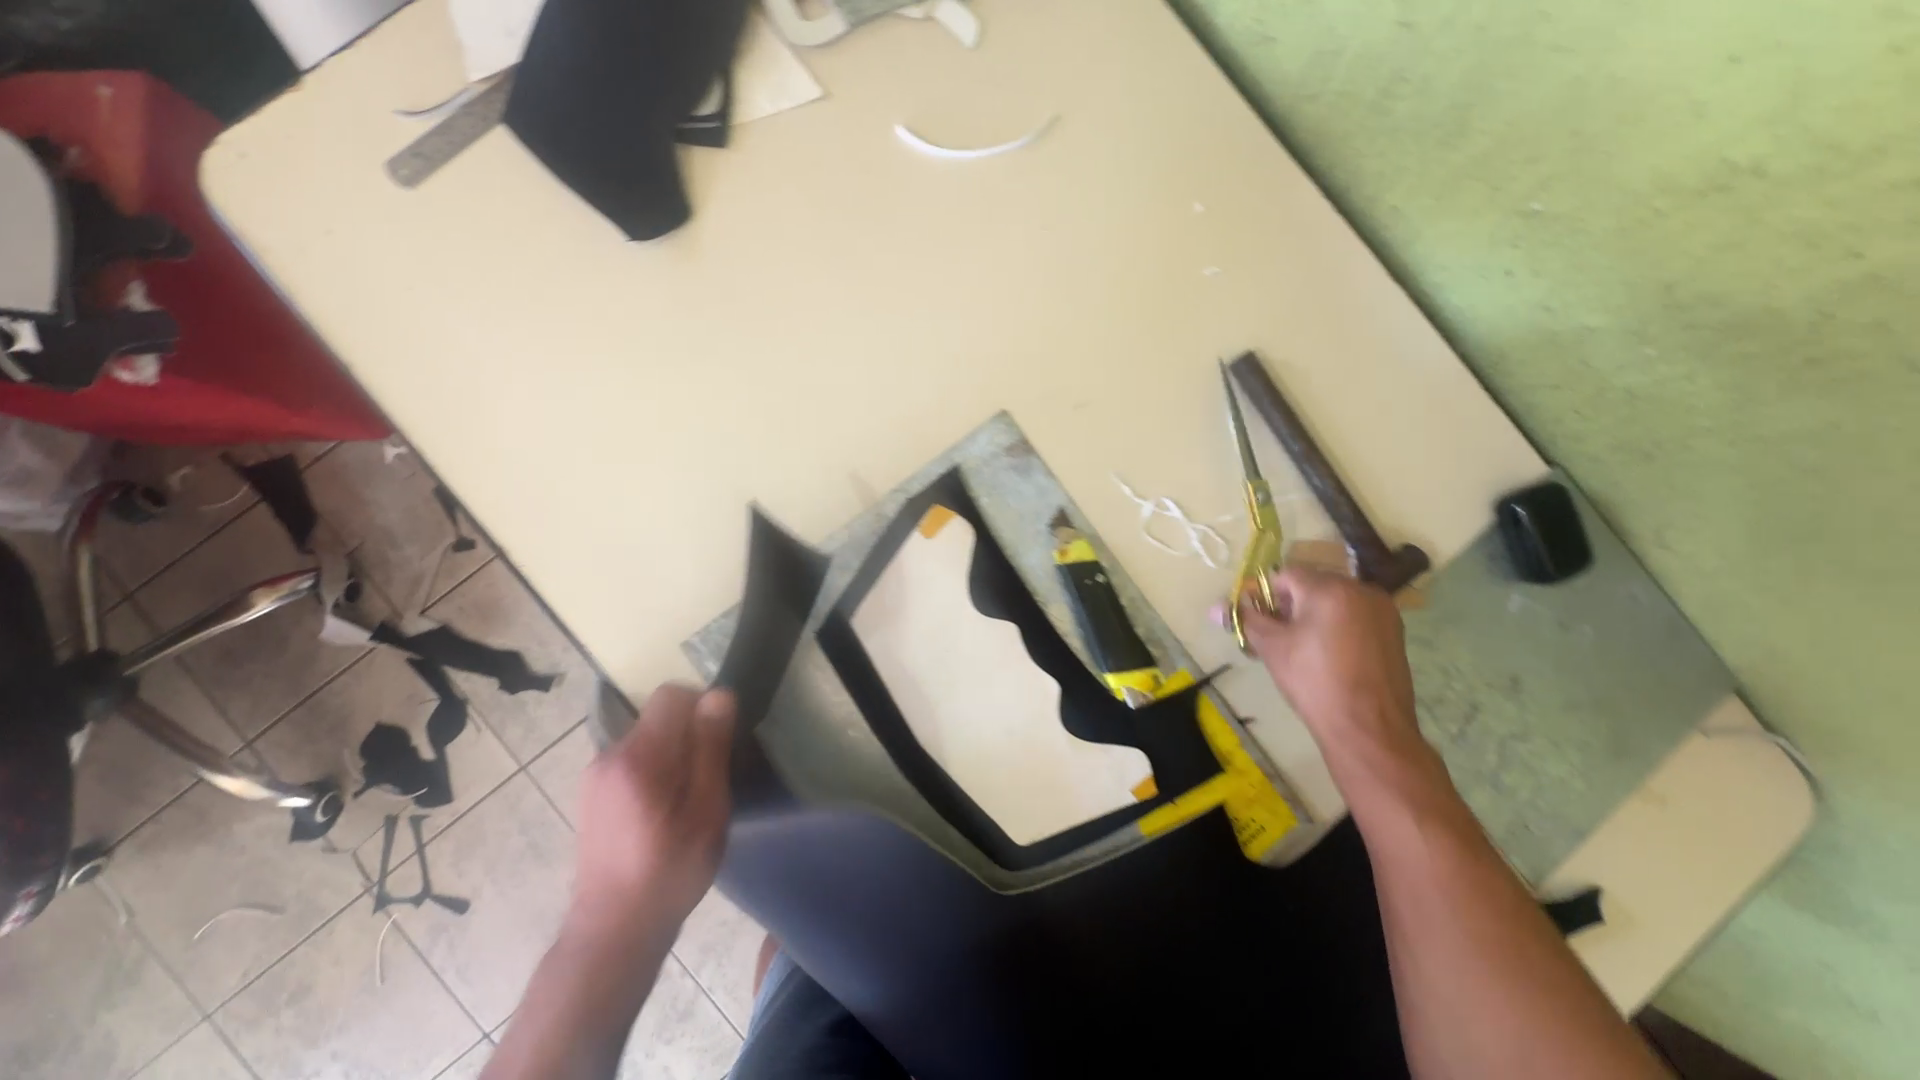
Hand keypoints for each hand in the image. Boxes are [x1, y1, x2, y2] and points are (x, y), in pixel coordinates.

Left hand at [570, 685, 735, 935]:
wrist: (614, 929)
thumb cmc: (670, 872)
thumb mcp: (707, 811)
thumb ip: (710, 750)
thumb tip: (719, 695)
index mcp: (639, 756)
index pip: (673, 695)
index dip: (704, 708)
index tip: (721, 745)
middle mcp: (609, 755)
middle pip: (660, 717)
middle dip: (690, 737)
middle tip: (710, 781)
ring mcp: (596, 774)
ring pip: (648, 740)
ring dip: (673, 756)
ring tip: (688, 803)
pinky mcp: (593, 793)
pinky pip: (633, 761)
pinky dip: (655, 772)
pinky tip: (663, 814)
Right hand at [1236, 567, 1420, 763]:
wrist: (1367, 727)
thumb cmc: (1314, 683)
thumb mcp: (1272, 649)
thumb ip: (1245, 620)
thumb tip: (1214, 608)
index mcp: (1330, 589)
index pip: (1287, 575)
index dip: (1266, 595)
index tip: (1257, 621)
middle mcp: (1362, 590)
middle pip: (1314, 586)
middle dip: (1291, 606)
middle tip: (1277, 637)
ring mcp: (1383, 611)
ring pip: (1336, 602)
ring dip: (1315, 616)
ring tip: (1303, 650)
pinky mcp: (1395, 632)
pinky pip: (1356, 617)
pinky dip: (1338, 628)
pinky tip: (1330, 657)